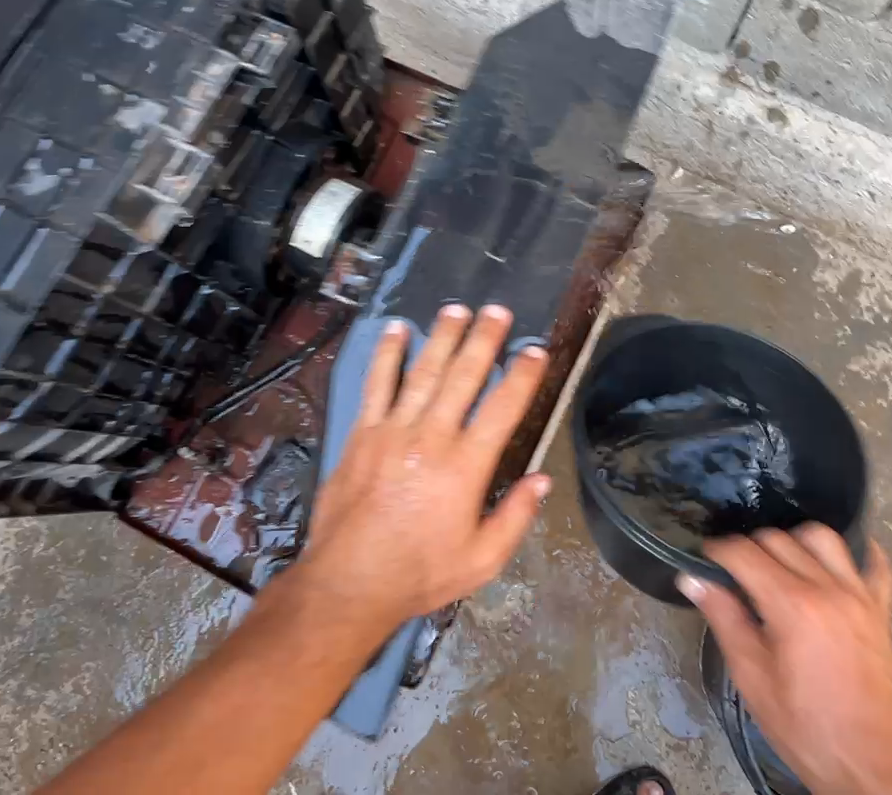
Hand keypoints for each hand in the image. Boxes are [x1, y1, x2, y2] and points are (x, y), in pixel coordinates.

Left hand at [294, 304, 551, 632]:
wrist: (350, 581)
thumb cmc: (421, 572)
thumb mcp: (482, 560)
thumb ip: (515, 517)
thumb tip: (542, 479)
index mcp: (466, 466)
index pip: (503, 408)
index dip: (522, 376)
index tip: (535, 351)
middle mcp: (432, 437)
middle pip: (463, 376)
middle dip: (483, 340)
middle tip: (498, 311)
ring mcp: (393, 430)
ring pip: (423, 372)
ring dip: (442, 337)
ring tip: (457, 309)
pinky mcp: (363, 432)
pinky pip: (377, 384)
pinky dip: (387, 355)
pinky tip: (396, 330)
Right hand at [680, 526, 891, 794]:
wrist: (873, 767)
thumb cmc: (807, 728)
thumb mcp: (752, 678)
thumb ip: (724, 619)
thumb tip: (693, 579)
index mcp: (792, 605)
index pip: (744, 553)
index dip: (718, 551)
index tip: (706, 559)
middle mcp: (828, 588)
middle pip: (779, 539)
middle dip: (750, 547)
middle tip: (735, 571)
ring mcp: (860, 596)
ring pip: (823, 537)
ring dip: (795, 540)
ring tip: (781, 563)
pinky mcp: (883, 611)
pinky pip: (875, 564)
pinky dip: (857, 551)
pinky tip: (838, 557)